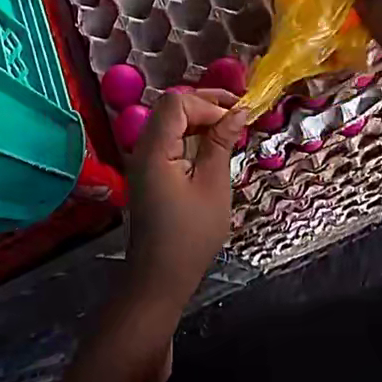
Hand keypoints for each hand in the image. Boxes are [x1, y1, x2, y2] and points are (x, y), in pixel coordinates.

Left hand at [125, 89, 249, 305]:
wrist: (160, 278)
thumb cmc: (190, 235)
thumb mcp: (214, 186)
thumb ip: (222, 143)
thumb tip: (238, 111)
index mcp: (154, 151)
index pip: (177, 104)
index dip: (209, 104)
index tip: (238, 118)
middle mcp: (142, 149)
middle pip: (170, 107)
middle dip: (206, 104)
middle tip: (239, 113)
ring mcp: (143, 160)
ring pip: (170, 121)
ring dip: (201, 118)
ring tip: (232, 126)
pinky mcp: (150, 172)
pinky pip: (169, 139)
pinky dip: (192, 134)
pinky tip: (214, 144)